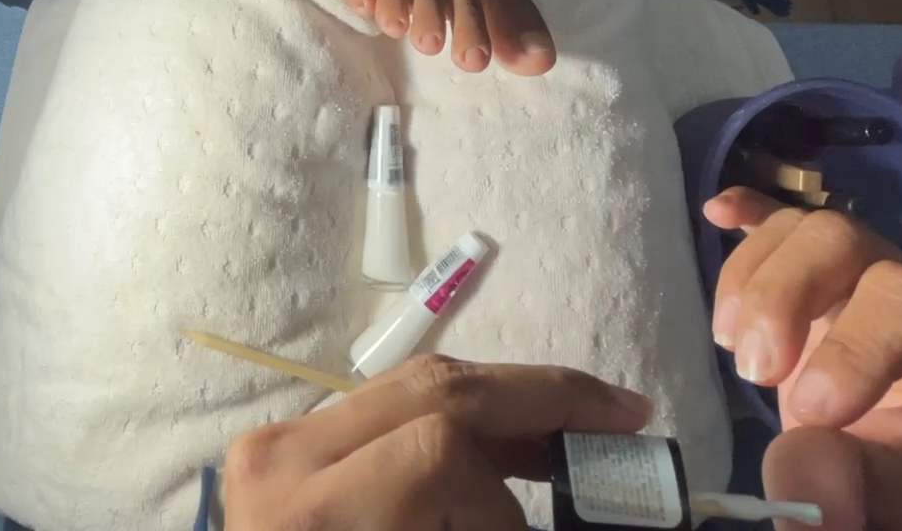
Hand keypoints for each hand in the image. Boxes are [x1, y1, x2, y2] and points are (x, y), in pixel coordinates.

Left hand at [222, 355, 650, 529]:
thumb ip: (490, 525)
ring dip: (498, 403)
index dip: (511, 497)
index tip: (581, 511)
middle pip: (430, 388)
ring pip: (412, 384)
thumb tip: (556, 511)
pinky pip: (385, 408)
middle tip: (620, 413)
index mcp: (319, 518)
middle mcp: (289, 457)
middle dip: (535, 396)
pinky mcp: (282, 436)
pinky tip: (498, 441)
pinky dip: (449, 418)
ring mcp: (280, 439)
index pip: (438, 452)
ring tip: (567, 427)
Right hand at [705, 187, 901, 530]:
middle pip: (844, 241)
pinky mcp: (824, 276)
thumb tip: (795, 475)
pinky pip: (784, 222)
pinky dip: (747, 216)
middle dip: (780, 296)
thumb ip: (869, 491)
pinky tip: (718, 213)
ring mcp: (875, 276)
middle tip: (752, 369)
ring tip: (735, 347)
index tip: (807, 414)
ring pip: (802, 230)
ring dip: (750, 280)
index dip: (849, 347)